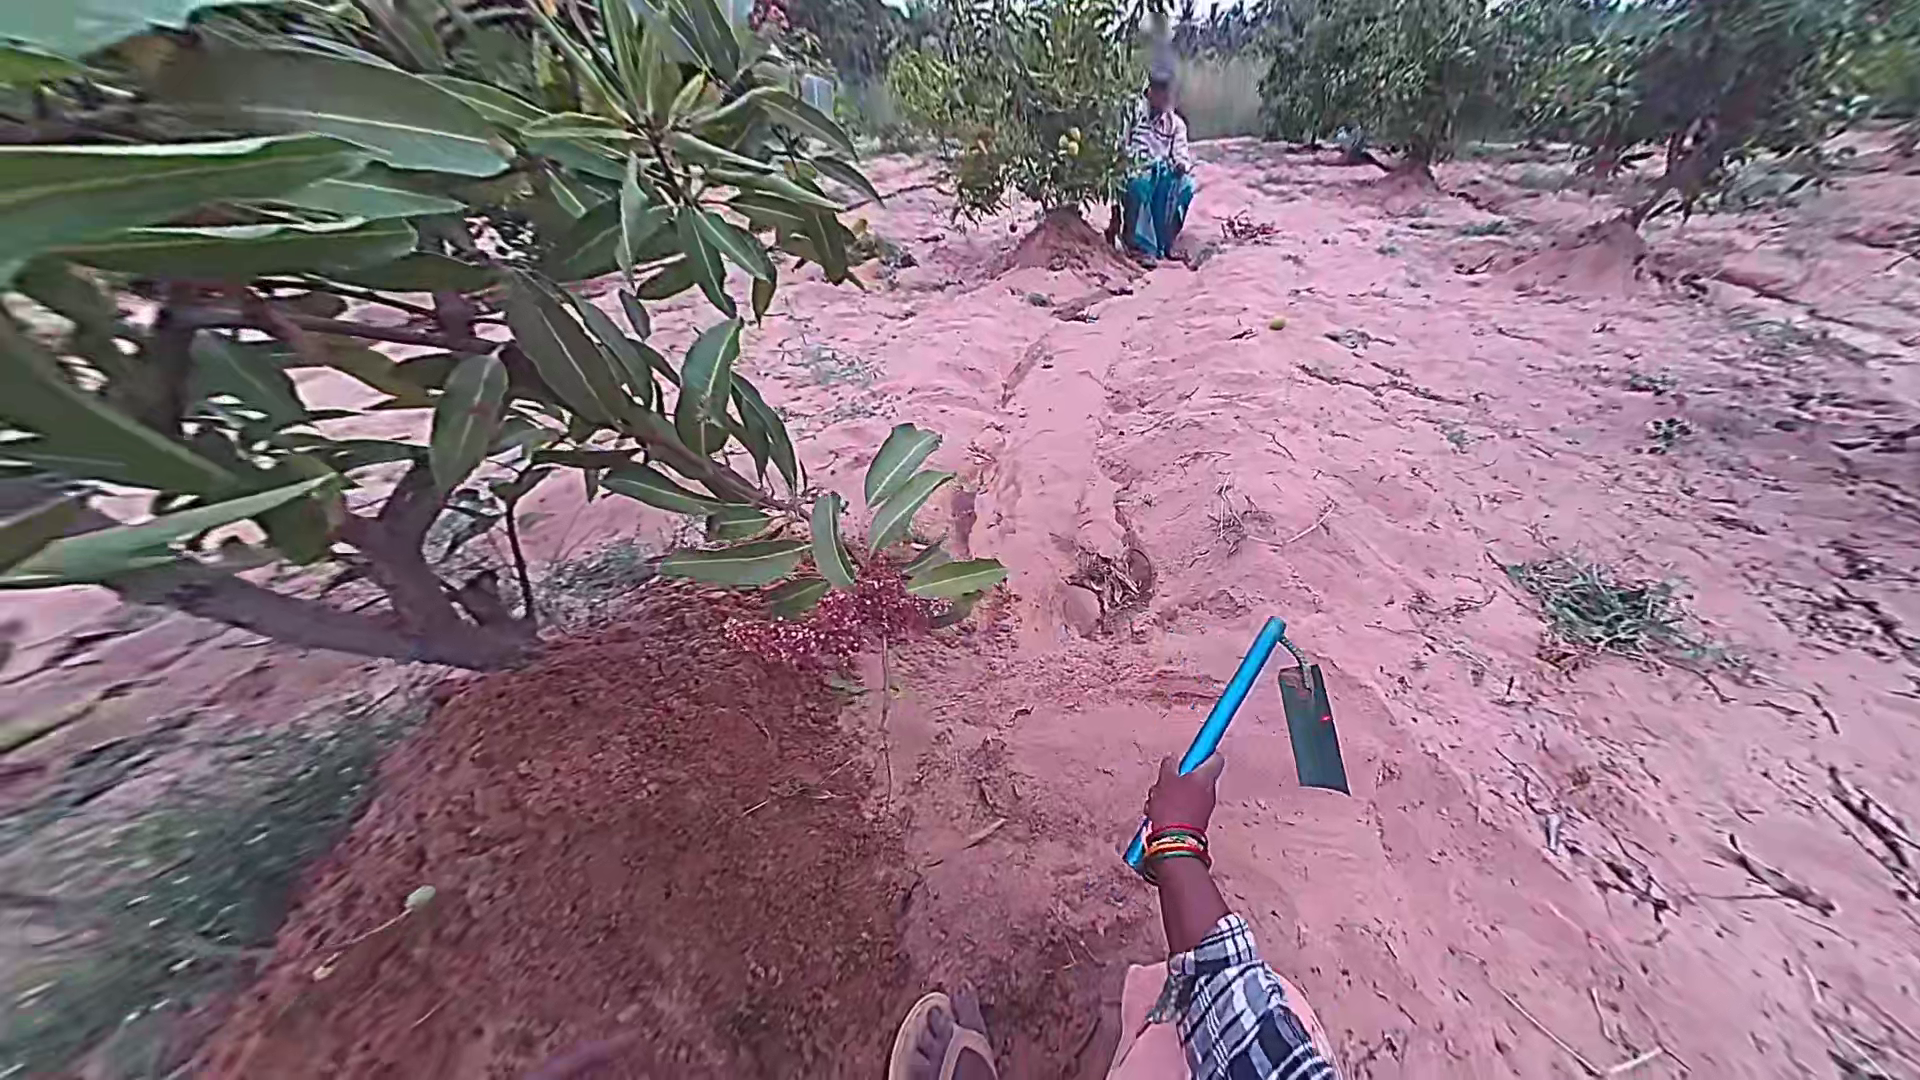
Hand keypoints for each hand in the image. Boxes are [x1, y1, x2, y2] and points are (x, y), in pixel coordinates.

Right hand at [1145, 753, 1223, 832]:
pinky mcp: (1195, 819)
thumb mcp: (1165, 778)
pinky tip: (1157, 810)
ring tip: (1157, 798)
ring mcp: (1203, 806)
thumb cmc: (1172, 806)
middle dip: (1179, 774)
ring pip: (1187, 790)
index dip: (1204, 752)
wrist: (1174, 840)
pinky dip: (1171, 804)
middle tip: (1166, 778)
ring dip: (1171, 791)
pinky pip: (1183, 804)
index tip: (1192, 752)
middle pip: (1197, 774)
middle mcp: (1209, 791)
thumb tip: (1173, 758)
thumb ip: (1170, 764)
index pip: (1215, 758)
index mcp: (1205, 777)